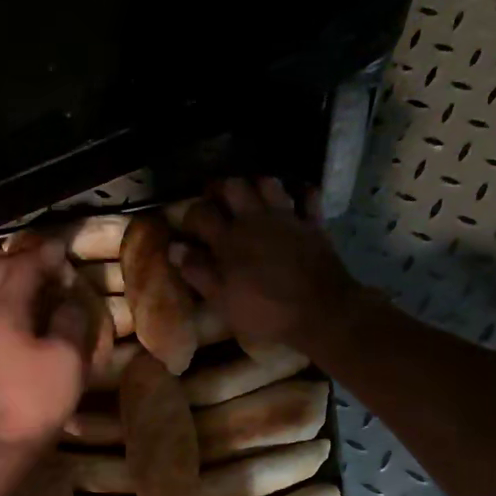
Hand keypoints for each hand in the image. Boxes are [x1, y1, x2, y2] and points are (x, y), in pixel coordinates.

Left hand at [0, 242, 93, 446]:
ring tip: (24, 273)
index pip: (23, 270)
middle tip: (50, 259)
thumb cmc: (44, 393)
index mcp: (3, 311)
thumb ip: (69, 315)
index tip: (64, 247)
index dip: (45, 255)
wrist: (16, 434)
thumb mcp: (68, 352)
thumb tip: (67, 297)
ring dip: (3, 274)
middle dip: (24, 260)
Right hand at [167, 177, 359, 351]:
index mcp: (229, 239)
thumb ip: (198, 272)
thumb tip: (175, 248)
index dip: (191, 215)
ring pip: (268, 182)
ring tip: (252, 200)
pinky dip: (299, 193)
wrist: (321, 313)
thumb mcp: (223, 301)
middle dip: (221, 189)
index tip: (189, 228)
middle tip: (217, 203)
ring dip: (257, 186)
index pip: (201, 212)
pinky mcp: (313, 223)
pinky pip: (307, 195)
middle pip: (233, 185)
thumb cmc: (266, 312)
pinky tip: (293, 200)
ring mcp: (286, 217)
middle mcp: (255, 219)